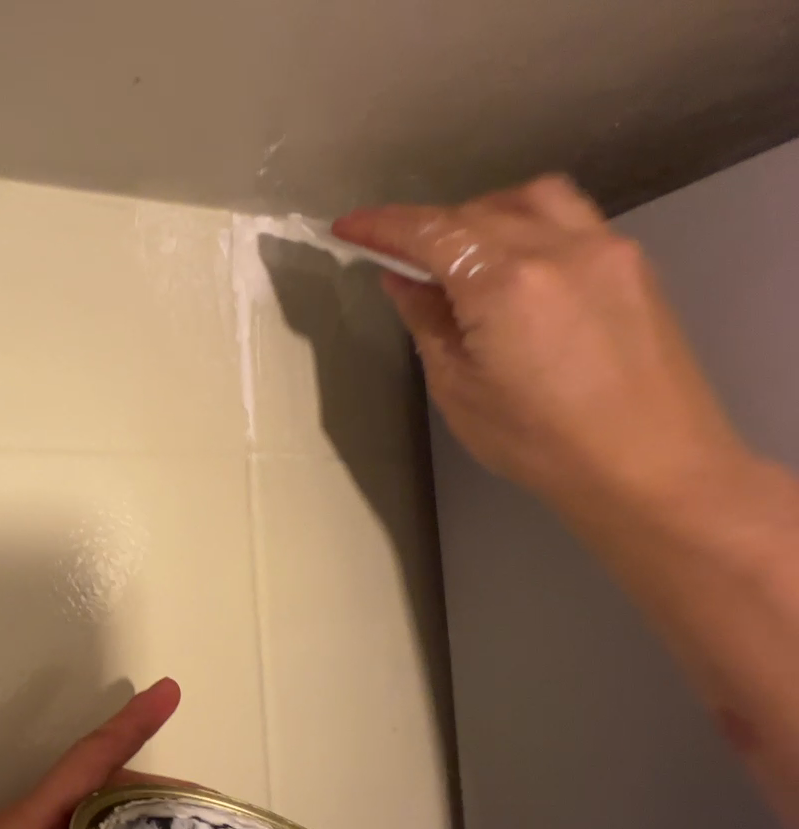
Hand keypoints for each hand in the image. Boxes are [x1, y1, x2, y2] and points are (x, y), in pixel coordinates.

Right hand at [333, 175, 748, 512]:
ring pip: (532, 200)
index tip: (347, 227)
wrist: (647, 463)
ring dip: (481, 213)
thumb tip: (403, 279)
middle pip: (477, 211)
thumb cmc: (534, 437)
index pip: (432, 233)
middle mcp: (561, 250)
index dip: (383, 226)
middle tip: (387, 251)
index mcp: (506, 283)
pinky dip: (523, 226)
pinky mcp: (631, 266)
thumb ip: (427, 319)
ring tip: (452, 250)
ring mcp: (605, 252)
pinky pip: (569, 220)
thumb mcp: (455, 384)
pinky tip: (506, 265)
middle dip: (425, 225)